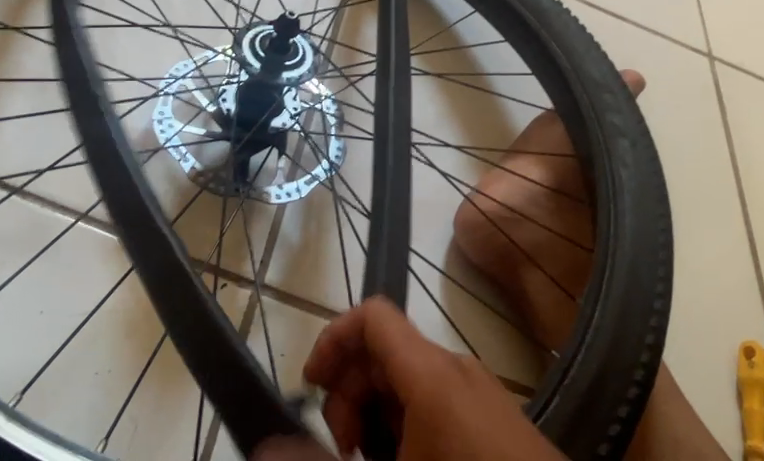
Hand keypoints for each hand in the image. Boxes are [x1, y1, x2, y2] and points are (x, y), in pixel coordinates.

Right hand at [271, 296, 566, 460]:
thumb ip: (325, 457)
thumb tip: (267, 444)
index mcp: (430, 373)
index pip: (372, 316)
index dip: (332, 340)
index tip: (311, 389)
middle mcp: (456, 369)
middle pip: (385, 350)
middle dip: (350, 393)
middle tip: (345, 453)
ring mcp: (480, 393)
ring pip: (410, 380)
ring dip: (377, 415)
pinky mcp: (496, 420)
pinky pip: (438, 402)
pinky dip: (409, 425)